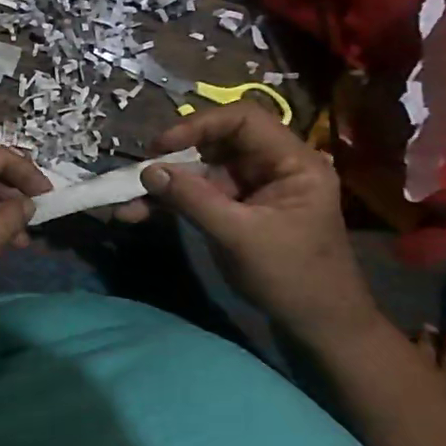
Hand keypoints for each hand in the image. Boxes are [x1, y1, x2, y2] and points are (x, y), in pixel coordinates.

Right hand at [116, 102, 380, 341]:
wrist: (317, 325)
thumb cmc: (292, 277)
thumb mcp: (240, 236)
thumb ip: (193, 199)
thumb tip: (148, 170)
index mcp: (291, 162)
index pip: (243, 120)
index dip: (200, 125)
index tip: (163, 145)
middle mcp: (271, 167)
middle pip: (214, 142)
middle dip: (173, 157)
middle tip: (140, 172)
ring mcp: (250, 187)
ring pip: (198, 169)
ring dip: (163, 183)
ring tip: (128, 200)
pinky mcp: (233, 207)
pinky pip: (195, 193)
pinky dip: (168, 202)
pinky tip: (136, 214)